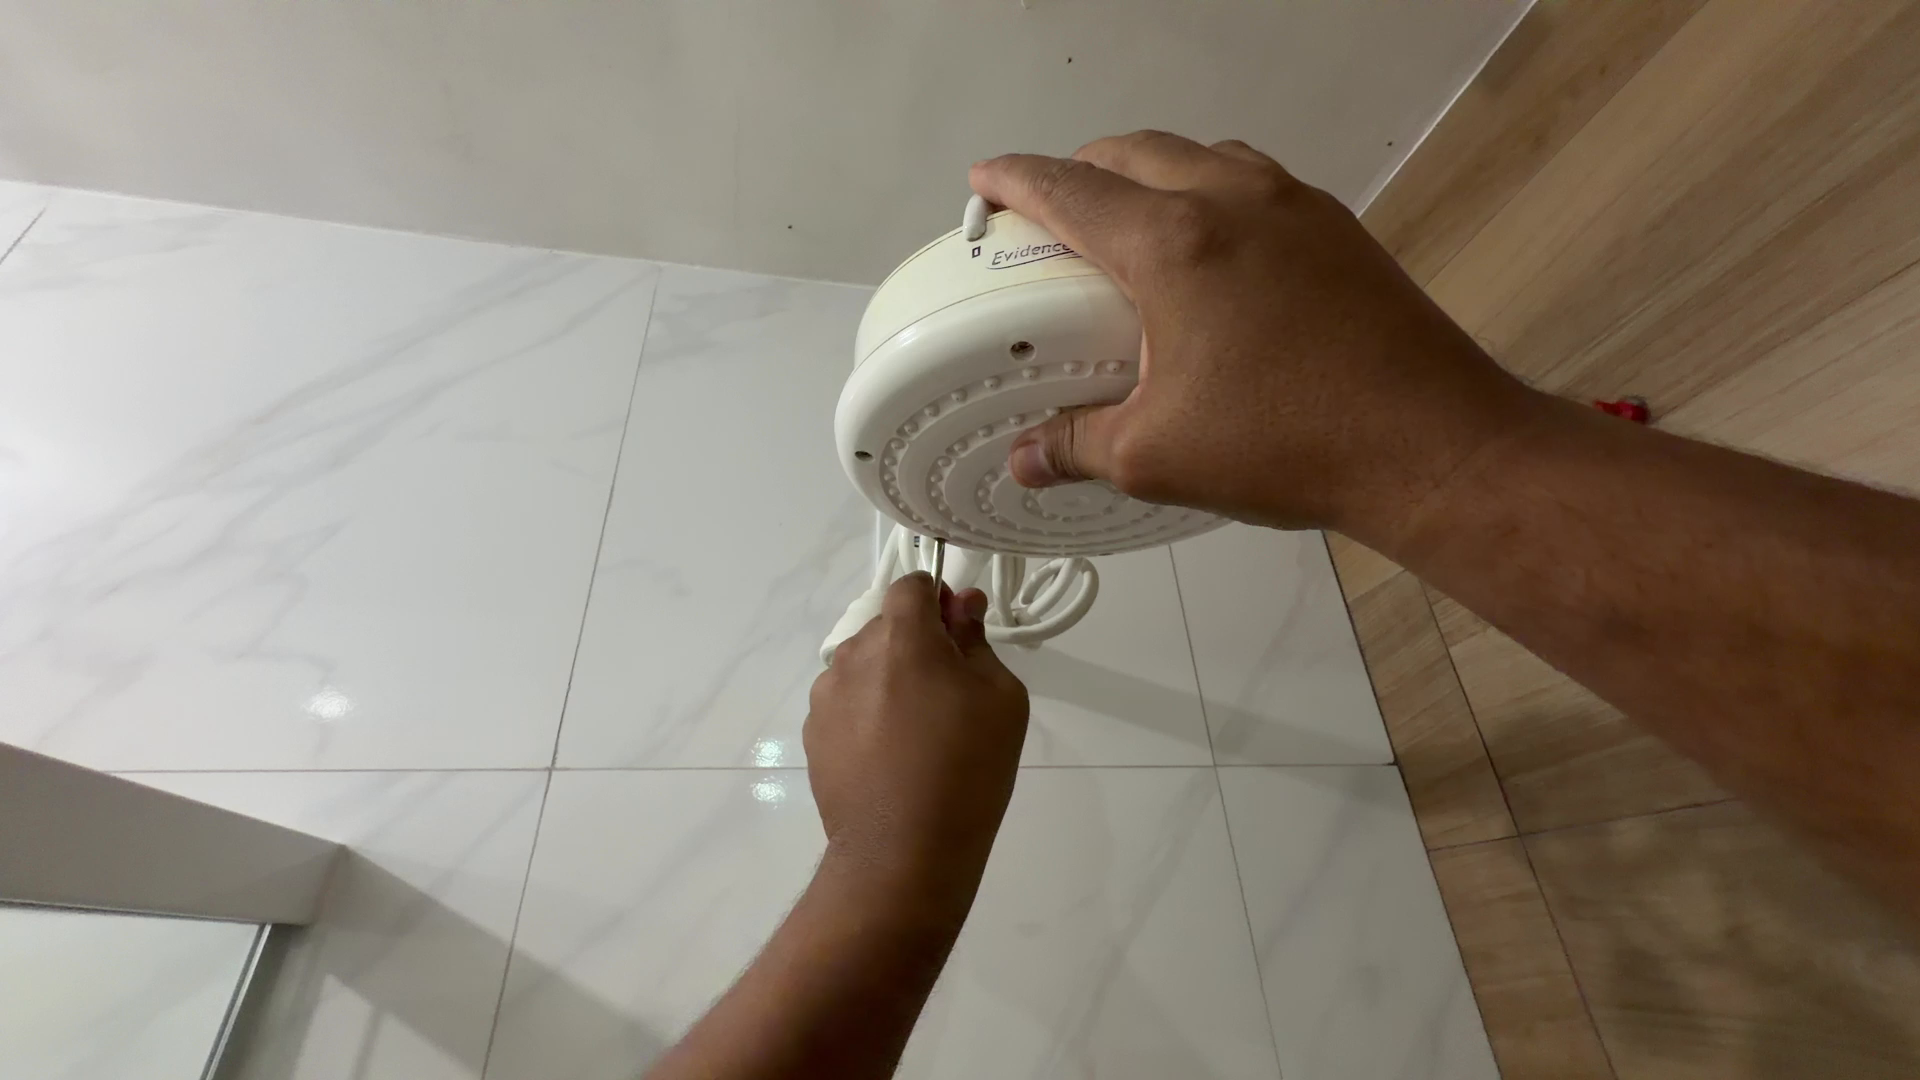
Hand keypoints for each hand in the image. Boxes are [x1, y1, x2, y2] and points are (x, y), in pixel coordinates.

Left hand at [805, 573, 1028, 898]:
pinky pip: (846, 701)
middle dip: (916, 643)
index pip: (911, 584)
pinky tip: (888, 756)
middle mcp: (854, 654)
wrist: (904, 852)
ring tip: (915, 732)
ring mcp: (826, 695)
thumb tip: (962, 606)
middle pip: (887, 626)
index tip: (957, 630)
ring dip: (888, 677)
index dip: (937, 597)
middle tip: (947, 692)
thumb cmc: (968, 768)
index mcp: (902, 637)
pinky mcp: (813, 733)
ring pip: (864, 664)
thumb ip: (977, 640)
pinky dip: (867, 712)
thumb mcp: (1000, 697)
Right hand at [970, 131, 1547, 540]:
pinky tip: (1205, 253)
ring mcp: (1294, 205)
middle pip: (1134, 152)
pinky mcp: (1335, 229)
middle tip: (1049, 213)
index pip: (1072, 192)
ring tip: (1125, 226)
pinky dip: (1204, 192)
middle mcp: (1233, 201)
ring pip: (1197, 155)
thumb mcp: (1152, 456)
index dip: (1017, 182)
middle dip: (1078, 169)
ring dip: (1147, 173)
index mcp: (1174, 246)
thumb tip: (1024, 462)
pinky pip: (1248, 182)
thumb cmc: (1281, 445)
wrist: (1430, 446)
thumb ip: (1075, 448)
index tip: (985, 181)